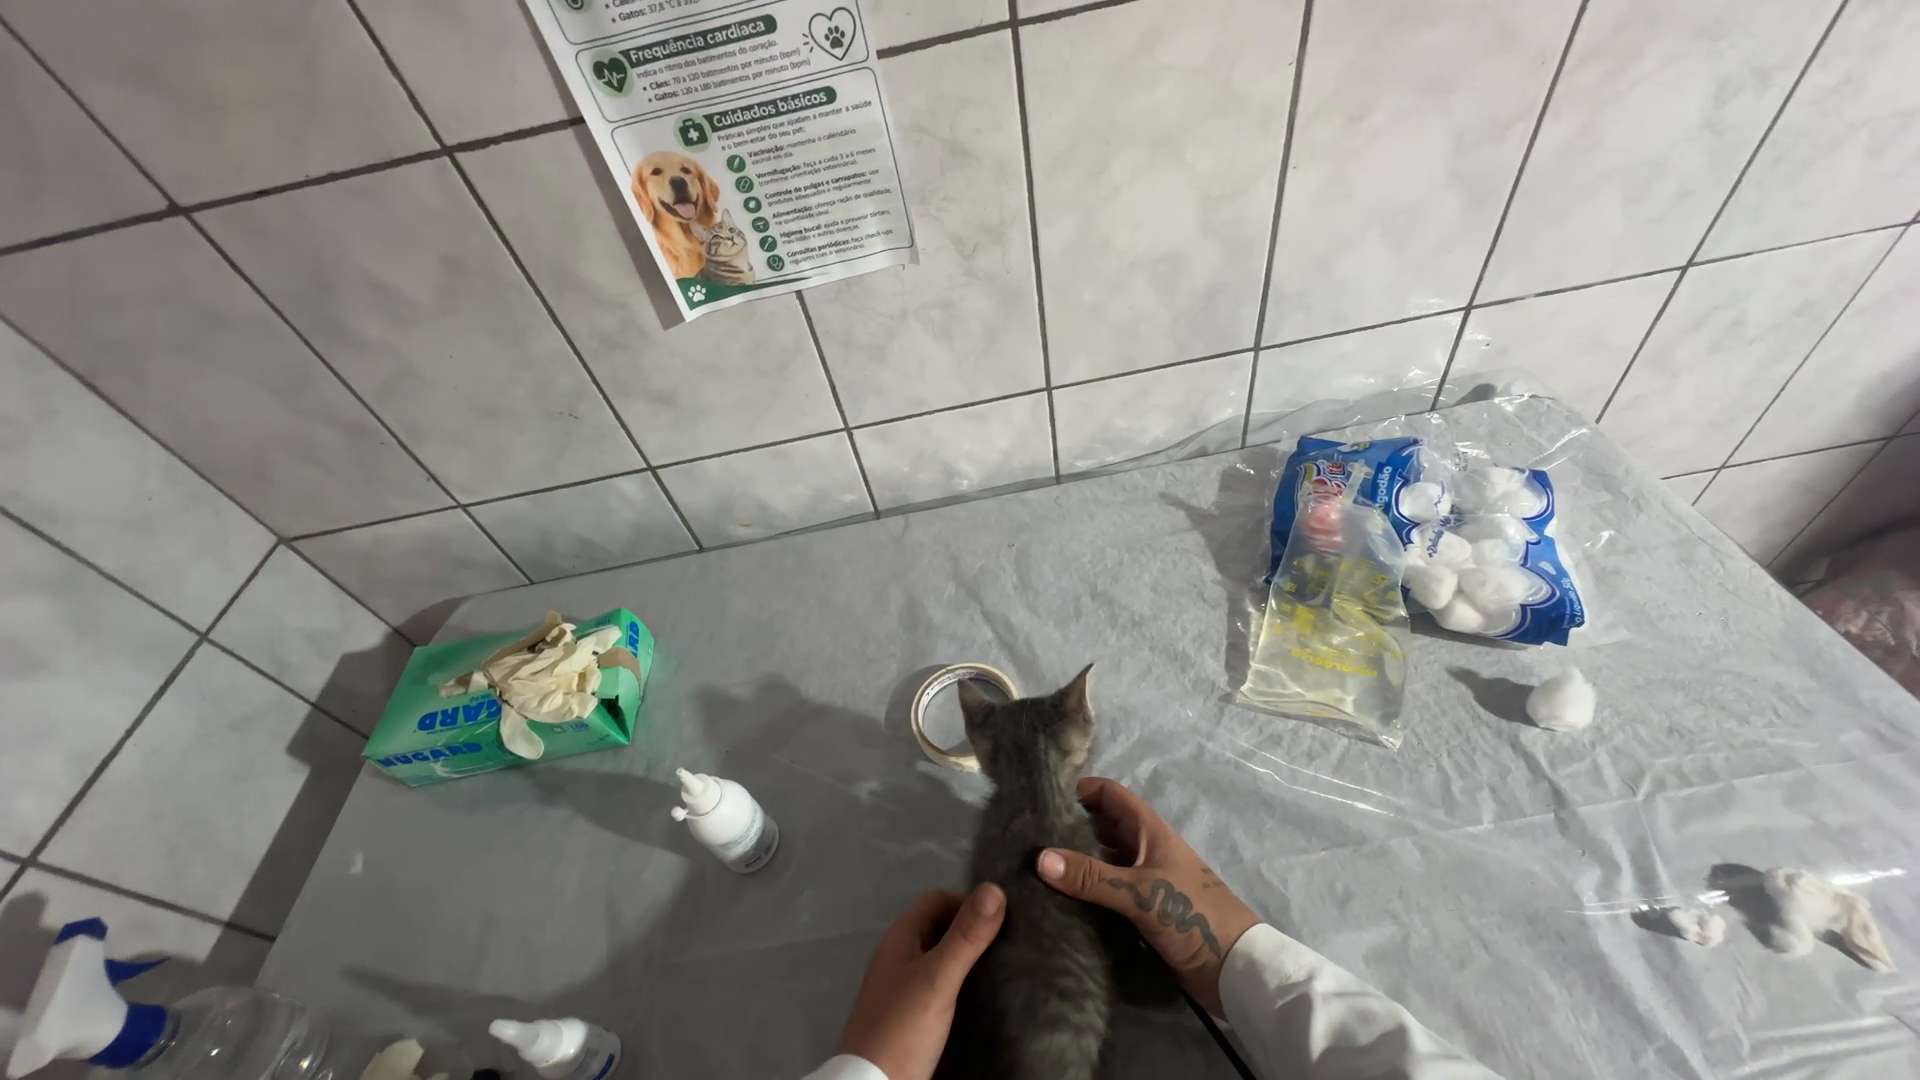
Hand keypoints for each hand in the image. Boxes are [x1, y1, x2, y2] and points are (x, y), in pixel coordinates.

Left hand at [836, 883, 1005, 1079]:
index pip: (936, 900)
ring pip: (939, 957)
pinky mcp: (909, 1016)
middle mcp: (898, 957)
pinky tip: (980, 996)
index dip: (967, 903)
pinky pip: (939, 985)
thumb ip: (965, 937)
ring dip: (967, 956)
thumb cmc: (902, 1027)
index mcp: (899, 939)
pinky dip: (960, 982)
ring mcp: (901, 988)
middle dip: (970, 928)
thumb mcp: (938, 979)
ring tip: (1003, 967)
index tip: (1002, 919)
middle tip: (1009, 942)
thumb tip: (995, 887)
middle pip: (938, 927)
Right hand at [1036, 777, 1260, 1016]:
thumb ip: (1091, 876)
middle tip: (1027, 836)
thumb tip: (1039, 858)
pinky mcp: (1143, 910)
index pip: (1108, 794)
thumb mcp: (1139, 892)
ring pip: (1103, 859)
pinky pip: (1107, 890)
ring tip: (1034, 866)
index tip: (1041, 797)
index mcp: (1148, 830)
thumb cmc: (1192, 916)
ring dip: (1076, 861)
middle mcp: (1144, 848)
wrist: (1236, 970)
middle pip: (1101, 825)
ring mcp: (1144, 879)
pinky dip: (1086, 891)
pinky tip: (1059, 900)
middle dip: (1068, 826)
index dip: (1078, 790)